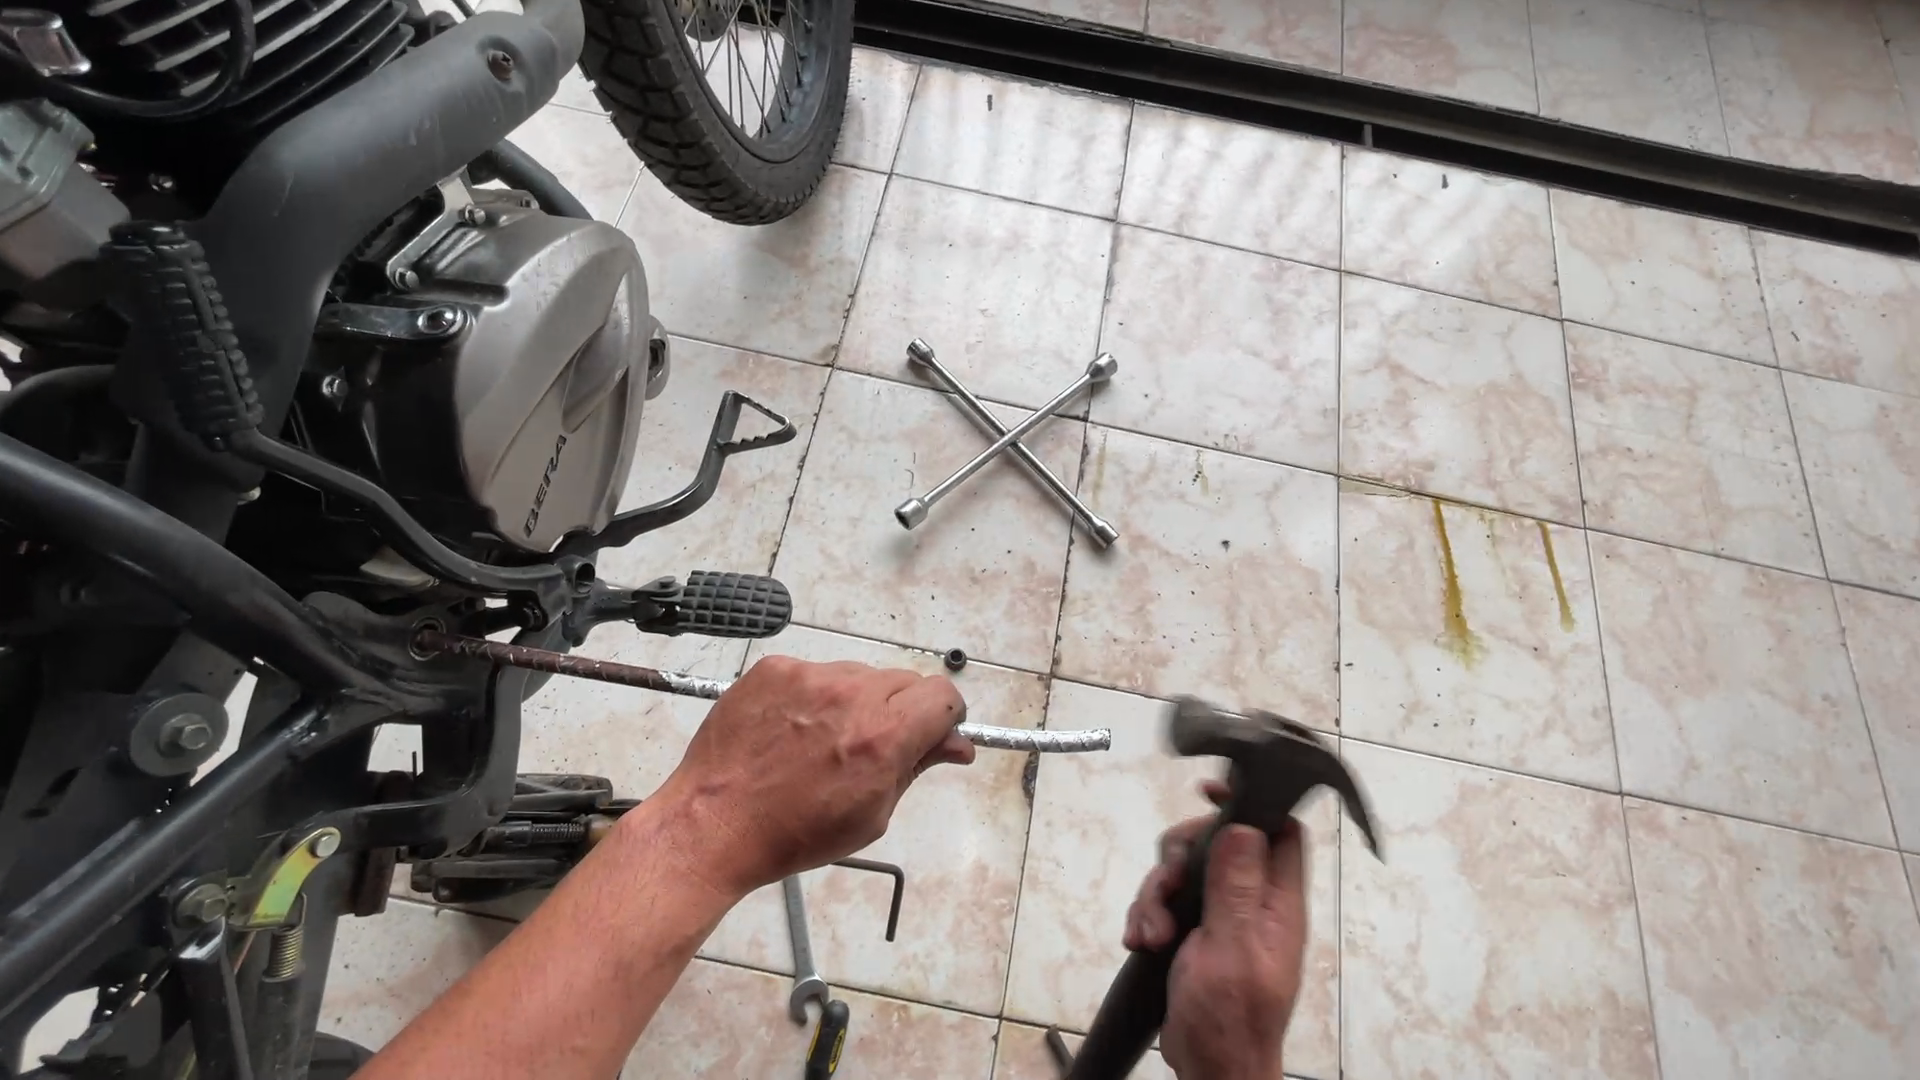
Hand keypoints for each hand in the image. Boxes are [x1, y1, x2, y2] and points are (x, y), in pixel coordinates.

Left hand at [647, 655, 972, 896]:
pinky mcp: (775, 668)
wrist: (714, 823)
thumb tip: (959, 743)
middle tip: (871, 744)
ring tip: (822, 738)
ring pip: (859, 673)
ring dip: (857, 699)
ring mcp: (809, 676)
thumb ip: (918, 766)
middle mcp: (851, 695)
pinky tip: (793, 727)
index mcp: (882, 736)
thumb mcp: (872, 814)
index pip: (943, 695)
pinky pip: (816, 672)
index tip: (930, 732)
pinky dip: (815, 694)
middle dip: (901, 710)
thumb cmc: (797, 833)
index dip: (944, 715)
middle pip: (905, 681)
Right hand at [1123, 782, 1308, 1079]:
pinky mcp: (1192, 930)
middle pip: (1214, 842)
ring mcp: (1220, 916)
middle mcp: (1251, 901)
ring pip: (1181, 871)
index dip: (1249, 803)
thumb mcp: (1232, 949)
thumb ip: (1237, 887)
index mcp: (1277, 903)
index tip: (1209, 791)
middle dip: (1179, 859)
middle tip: (1168, 886)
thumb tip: (1243, 825)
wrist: (1208, 1070)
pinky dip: (1146, 915)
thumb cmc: (1230, 1017)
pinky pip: (1163, 901)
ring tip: (1150, 935)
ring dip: (1155, 895)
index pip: (1279, 831)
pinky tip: (1139, 941)